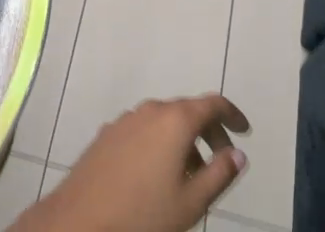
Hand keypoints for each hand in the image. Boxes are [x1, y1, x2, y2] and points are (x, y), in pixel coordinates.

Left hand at [13, 93, 249, 231]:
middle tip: (222, 159)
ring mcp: (125, 121)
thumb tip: (238, 154)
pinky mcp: (107, 135)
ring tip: (191, 174)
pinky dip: (159, 143)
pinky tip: (157, 174)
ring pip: (163, 121)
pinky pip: (143, 130)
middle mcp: (150, 111)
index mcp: (175, 121)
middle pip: (188, 111)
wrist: (78, 222)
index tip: (246, 131)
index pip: (212, 104)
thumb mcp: (192, 202)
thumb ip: (220, 174)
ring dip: (182, 140)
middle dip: (208, 131)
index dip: (233, 114)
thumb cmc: (143, 214)